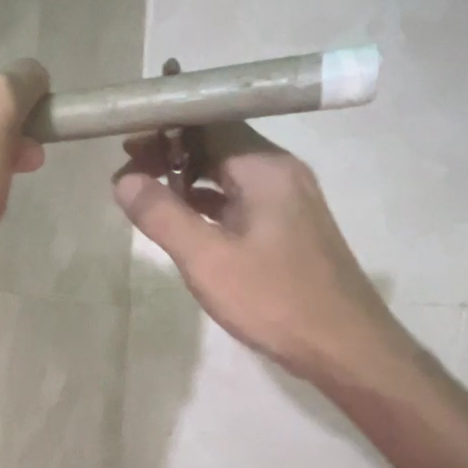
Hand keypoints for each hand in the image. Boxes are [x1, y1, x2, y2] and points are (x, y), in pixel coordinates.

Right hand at [114, 122, 412, 382]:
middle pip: (218, 143)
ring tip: (142, 193)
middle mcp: (280, 173)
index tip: (126, 140)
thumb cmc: (274, 299)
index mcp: (264, 170)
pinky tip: (180, 219)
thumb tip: (123, 180)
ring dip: (185, 177)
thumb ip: (162, 216)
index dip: (166, 124)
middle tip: (126, 171)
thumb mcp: (207, 260)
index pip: (211, 121)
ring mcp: (287, 200)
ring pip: (226, 172)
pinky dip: (205, 201)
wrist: (344, 345)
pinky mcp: (287, 227)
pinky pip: (238, 198)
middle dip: (170, 150)